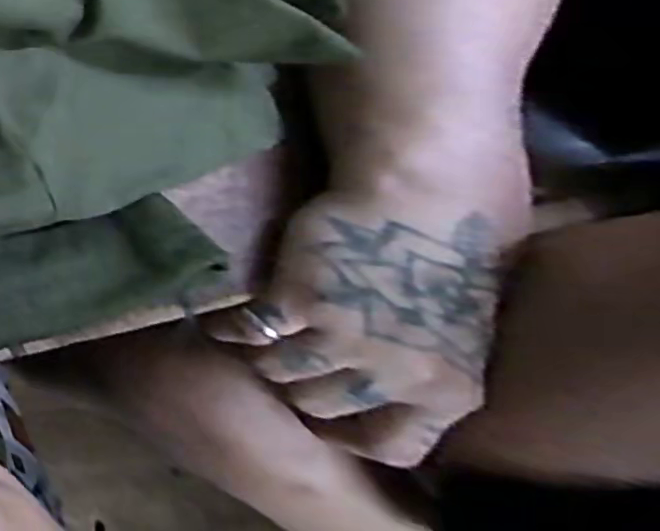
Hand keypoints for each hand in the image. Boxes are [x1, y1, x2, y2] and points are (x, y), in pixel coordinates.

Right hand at [206, 189, 508, 466]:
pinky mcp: (299, 300)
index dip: (347, 437)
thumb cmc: (432, 271)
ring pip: (278, 371)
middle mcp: (395, 375)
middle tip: (271, 366)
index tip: (317, 419)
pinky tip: (214, 323)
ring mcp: (344, 338)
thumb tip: (365, 396)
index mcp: (444, 394)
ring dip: (254, 357)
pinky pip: (250, 330)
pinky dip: (226, 329)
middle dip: (290, 388)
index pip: (390, 446)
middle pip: (318, 405)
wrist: (417, 212)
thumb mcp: (445, 344)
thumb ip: (412, 376)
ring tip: (240, 342)